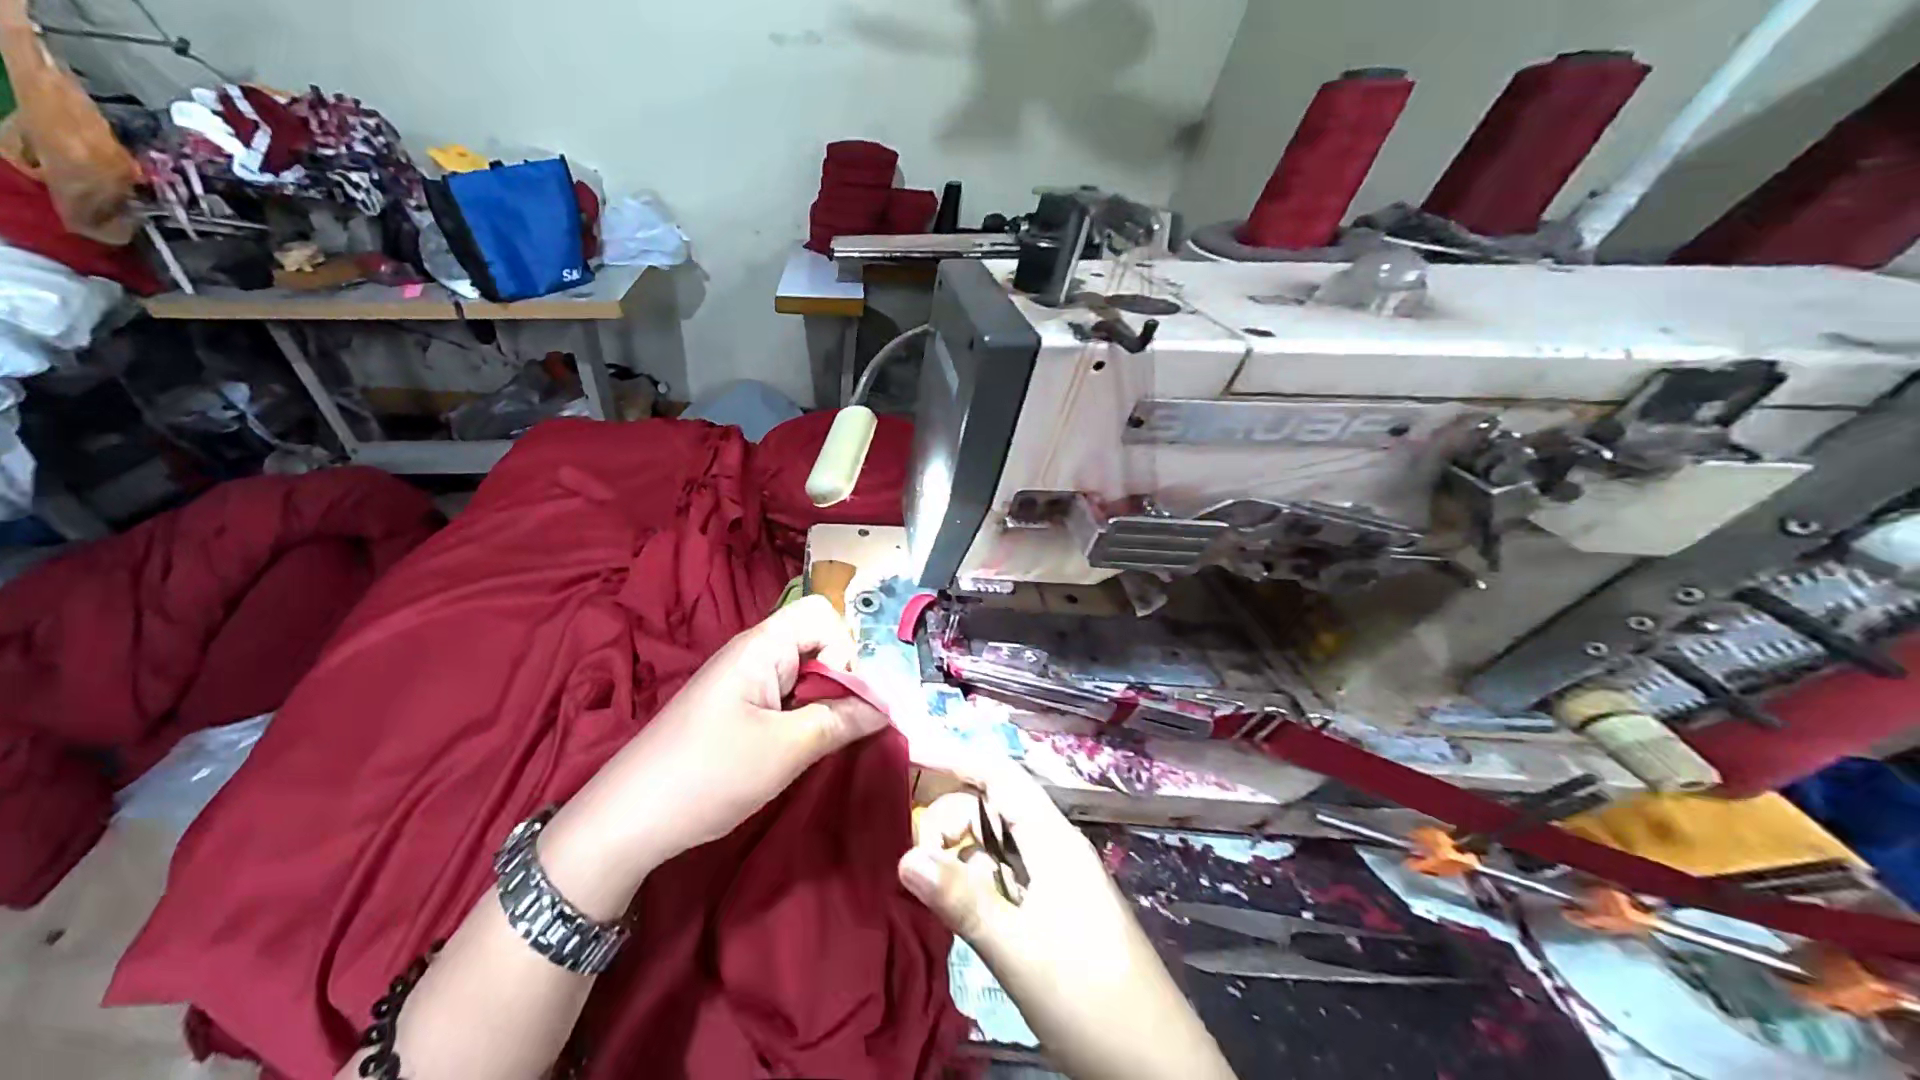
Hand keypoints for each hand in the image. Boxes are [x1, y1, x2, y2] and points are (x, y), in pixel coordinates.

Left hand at [538, 596, 887, 916]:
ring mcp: (743, 682)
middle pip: (818, 643)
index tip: (845, 698)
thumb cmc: (709, 775)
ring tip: (818, 743)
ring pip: (804, 674)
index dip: (845, 650)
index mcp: (762, 646)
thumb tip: (887, 708)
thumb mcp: (787, 749)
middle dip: (841, 680)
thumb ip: (843, 721)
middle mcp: (754, 654)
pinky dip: (803, 717)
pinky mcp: (737, 709)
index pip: (823, 616)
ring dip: (823, 703)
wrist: (627, 821)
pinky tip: (796, 749)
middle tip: (841, 725)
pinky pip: (786, 697)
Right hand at [899, 755, 1235, 1079]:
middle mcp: (1058, 850)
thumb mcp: (1017, 950)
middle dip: (952, 818)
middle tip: (914, 856)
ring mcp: (1061, 882)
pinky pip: (1010, 877)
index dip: (957, 758)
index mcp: (1054, 841)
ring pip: (1002, 846)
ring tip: (928, 879)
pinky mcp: (1060, 912)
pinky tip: (961, 904)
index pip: (1001, 776)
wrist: (1159, 1066)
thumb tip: (905, 856)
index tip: (912, 752)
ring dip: (963, 852)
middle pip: (997, 808)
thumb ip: (963, 900)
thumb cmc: (1089, 997)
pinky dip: (979, 879)